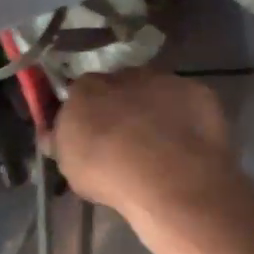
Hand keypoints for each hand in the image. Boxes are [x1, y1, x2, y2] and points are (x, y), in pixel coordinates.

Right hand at [51, 68, 235, 220]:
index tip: (91, 133)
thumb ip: (61, 140)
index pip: (80, 90)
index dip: (87, 111)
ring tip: (159, 144)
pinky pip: (187, 103)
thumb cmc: (107, 172)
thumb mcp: (67, 164)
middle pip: (120, 86)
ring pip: (155, 91)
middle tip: (125, 138)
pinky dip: (184, 117)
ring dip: (154, 109)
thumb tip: (54, 133)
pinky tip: (185, 144)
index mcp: (86, 88)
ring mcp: (165, 81)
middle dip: (121, 105)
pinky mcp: (200, 93)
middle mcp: (124, 75)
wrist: (166, 178)